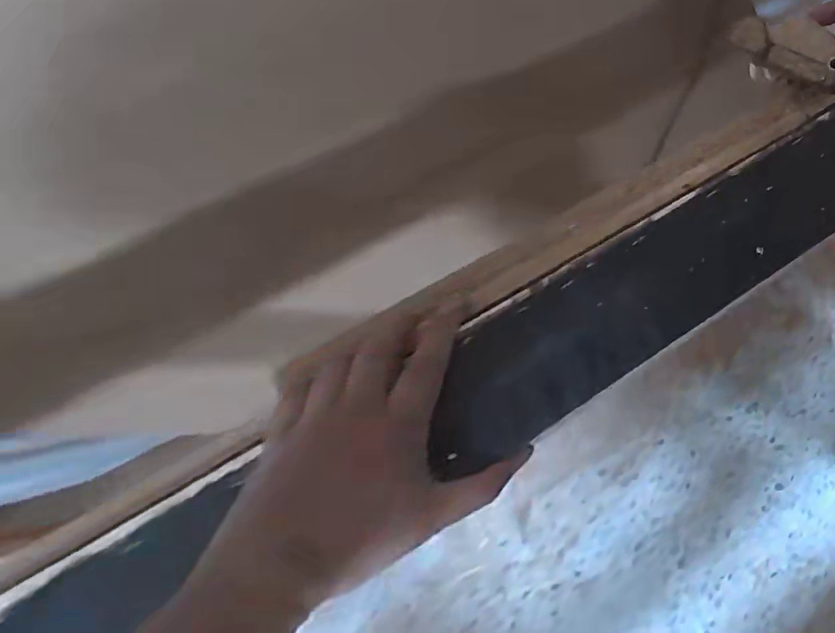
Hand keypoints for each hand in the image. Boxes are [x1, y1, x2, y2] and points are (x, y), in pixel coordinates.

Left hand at [151, 307, 529, 629]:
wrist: (266, 576)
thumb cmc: (359, 540)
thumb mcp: (431, 518)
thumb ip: (482, 486)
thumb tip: (525, 453)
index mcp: (398, 422)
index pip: (426, 360)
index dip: (443, 326)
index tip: (457, 302)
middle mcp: (357, 409)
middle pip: (378, 348)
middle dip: (402, 323)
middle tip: (421, 314)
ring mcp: (312, 421)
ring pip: (338, 362)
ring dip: (362, 344)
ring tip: (379, 341)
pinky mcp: (278, 438)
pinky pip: (298, 389)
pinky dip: (319, 372)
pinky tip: (327, 374)